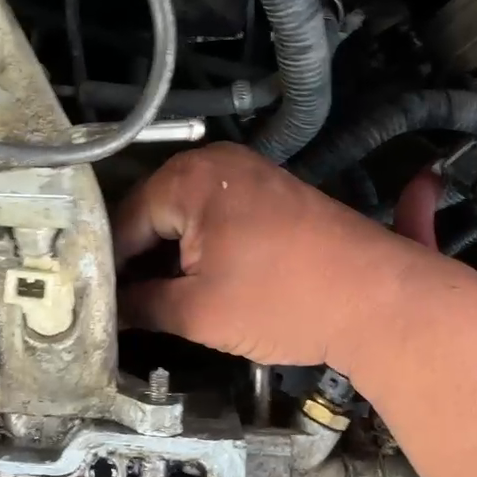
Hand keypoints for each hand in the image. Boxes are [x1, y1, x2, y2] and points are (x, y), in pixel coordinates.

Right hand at [114, 142, 448, 369]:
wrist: (381, 301)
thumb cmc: (288, 301)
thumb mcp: (199, 312)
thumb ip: (143, 307)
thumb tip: (112, 312)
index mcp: (191, 179)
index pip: (124, 220)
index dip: (107, 266)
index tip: (95, 300)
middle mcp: (218, 164)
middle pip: (154, 212)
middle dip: (137, 258)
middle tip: (121, 303)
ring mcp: (251, 175)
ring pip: (186, 215)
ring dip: (169, 254)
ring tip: (154, 299)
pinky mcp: (274, 195)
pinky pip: (217, 214)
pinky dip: (200, 246)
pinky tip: (195, 281)